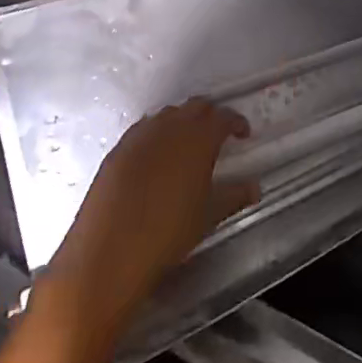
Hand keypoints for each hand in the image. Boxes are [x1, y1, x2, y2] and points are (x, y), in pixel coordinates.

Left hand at [45, 100, 258, 319]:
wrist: (107, 255)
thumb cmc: (167, 233)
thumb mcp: (208, 216)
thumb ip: (234, 196)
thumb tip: (254, 188)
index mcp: (199, 139)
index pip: (223, 117)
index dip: (236, 122)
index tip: (242, 134)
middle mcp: (170, 129)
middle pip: (195, 107)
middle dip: (210, 115)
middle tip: (218, 134)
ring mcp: (140, 138)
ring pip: (167, 114)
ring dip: (182, 121)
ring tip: (187, 144)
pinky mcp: (116, 152)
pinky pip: (143, 129)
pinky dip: (156, 133)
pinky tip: (156, 156)